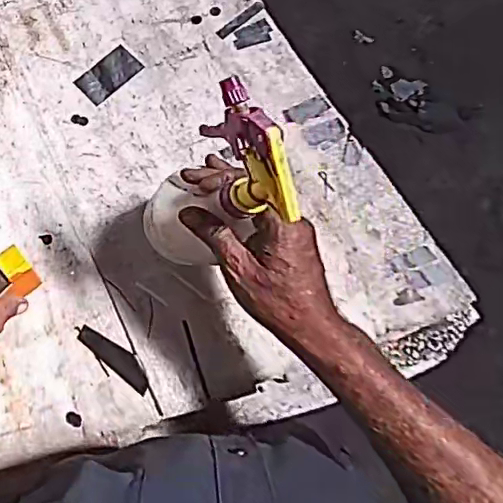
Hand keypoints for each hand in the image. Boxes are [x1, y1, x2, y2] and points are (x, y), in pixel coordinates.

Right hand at [178, 157, 342, 344]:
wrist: (308, 325)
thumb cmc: (283, 303)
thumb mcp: (238, 267)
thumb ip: (214, 235)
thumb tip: (194, 216)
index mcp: (283, 221)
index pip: (249, 184)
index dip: (220, 179)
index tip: (200, 184)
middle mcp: (292, 219)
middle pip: (254, 184)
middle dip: (222, 178)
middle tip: (197, 177)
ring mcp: (293, 227)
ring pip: (260, 194)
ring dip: (232, 188)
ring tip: (208, 182)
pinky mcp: (290, 237)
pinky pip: (264, 210)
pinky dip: (243, 204)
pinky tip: (228, 207)